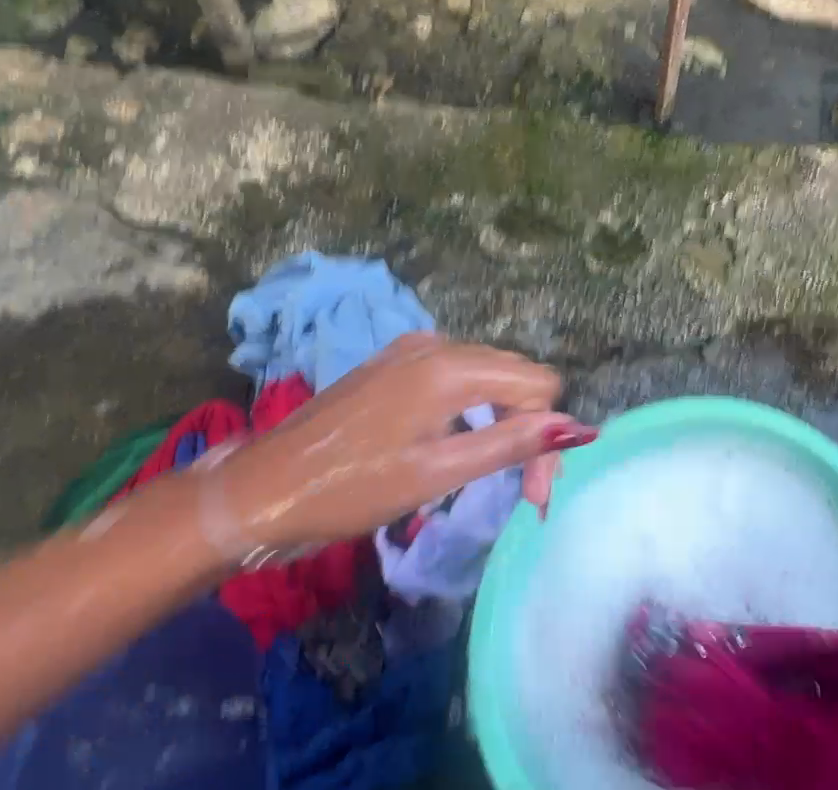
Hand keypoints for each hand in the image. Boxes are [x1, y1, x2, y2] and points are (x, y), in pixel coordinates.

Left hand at [190, 334, 589, 557]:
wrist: (259, 493)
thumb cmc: (350, 490)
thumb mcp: (438, 473)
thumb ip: (512, 444)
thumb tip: (579, 428)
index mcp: (450, 367)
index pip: (539, 386)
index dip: (547, 437)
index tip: (532, 494)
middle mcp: (437, 344)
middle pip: (518, 376)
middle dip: (531, 428)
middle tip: (522, 490)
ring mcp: (412, 349)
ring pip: (490, 374)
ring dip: (504, 419)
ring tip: (493, 470)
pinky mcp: (394, 363)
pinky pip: (458, 375)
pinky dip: (473, 408)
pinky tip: (457, 443)